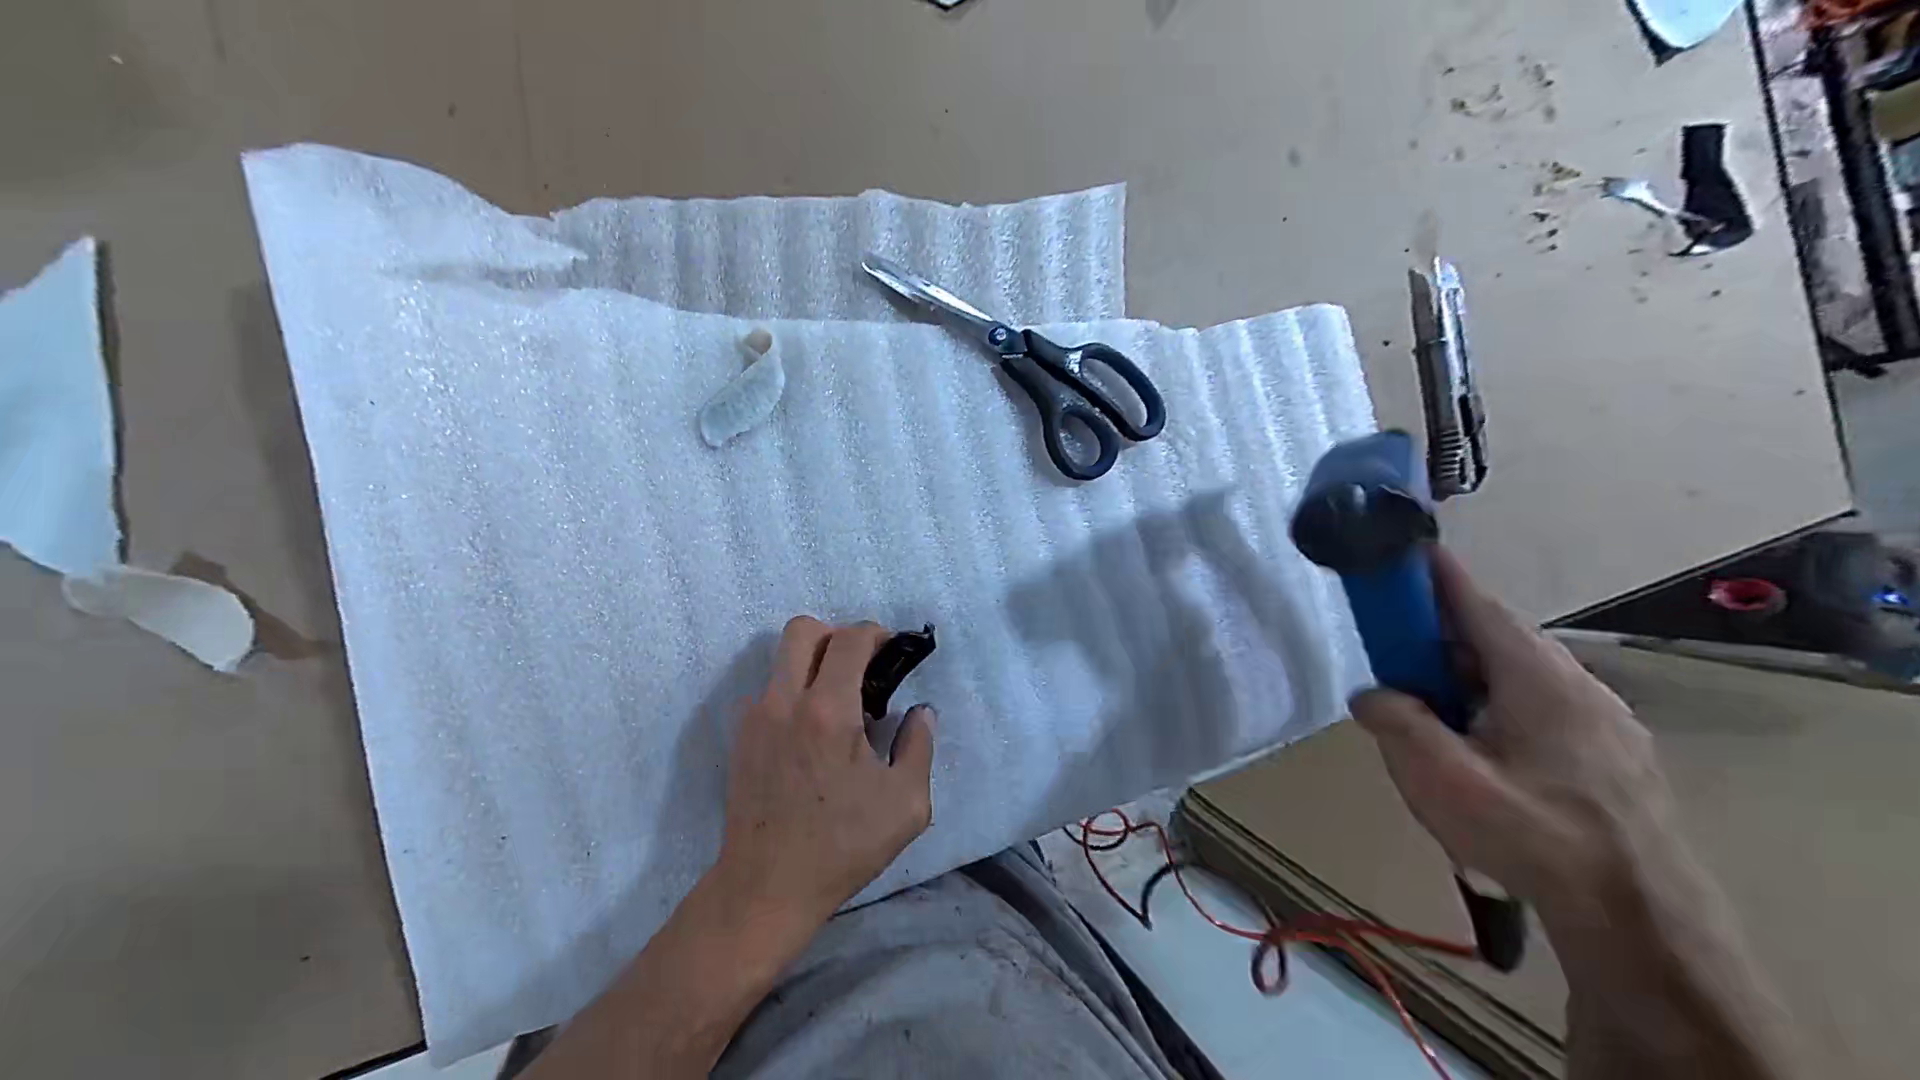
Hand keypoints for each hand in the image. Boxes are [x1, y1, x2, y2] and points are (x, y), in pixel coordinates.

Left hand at [711, 616, 936, 927]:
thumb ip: (919, 746)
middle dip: (837, 635)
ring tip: (838, 703)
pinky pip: (770, 690)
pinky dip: (794, 692)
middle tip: (861, 668)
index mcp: (828, 711)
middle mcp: (785, 701)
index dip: (876, 633)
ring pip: (781, 658)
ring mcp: (756, 717)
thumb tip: (920, 713)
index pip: (849, 639)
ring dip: (813, 664)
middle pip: (802, 629)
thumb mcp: (906, 804)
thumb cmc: (842, 846)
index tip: (892, 651)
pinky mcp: (741, 737)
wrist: (766, 887)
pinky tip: (812, 734)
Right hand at [1350, 547, 1674, 916]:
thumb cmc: (1533, 834)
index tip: (1407, 550)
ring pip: (1519, 675)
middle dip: (1442, 633)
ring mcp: (1602, 721)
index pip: (1478, 606)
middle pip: (1497, 639)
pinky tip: (1478, 744)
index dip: (1439, 575)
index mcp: (1537, 679)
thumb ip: (1395, 722)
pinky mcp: (1610, 754)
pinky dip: (1496, 702)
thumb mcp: (1440, 778)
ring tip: (1430, 703)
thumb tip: (1370, 694)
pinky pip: (1539, 706)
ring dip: (1468, 674)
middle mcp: (1576, 686)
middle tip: (1395, 646)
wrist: (1640, 920)